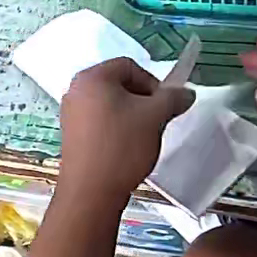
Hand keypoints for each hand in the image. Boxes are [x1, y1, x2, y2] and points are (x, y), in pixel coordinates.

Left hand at [58, 58, 195, 206]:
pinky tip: (124, 147)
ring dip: (130, 114)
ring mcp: (70, 112)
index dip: (152, 82)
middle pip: (118, 83)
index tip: (163, 106)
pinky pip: (98, 120)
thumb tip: (187, 93)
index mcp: (92, 77)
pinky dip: (115, 127)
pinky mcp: (70, 134)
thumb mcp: (155, 117)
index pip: (129, 65)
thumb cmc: (122, 146)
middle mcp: (75, 89)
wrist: (91, 190)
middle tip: (155, 120)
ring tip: (141, 136)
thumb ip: (173, 98)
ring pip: (109, 103)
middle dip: (141, 99)